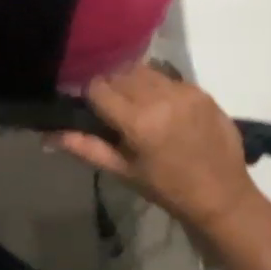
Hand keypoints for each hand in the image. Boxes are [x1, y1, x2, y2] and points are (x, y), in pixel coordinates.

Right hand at [53, 65, 261, 231]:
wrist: (224, 198)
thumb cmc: (168, 189)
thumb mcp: (123, 171)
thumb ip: (85, 147)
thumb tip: (46, 134)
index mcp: (139, 121)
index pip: (98, 87)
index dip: (90, 95)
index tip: (91, 108)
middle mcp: (160, 98)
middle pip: (119, 74)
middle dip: (111, 87)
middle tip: (113, 108)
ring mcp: (183, 91)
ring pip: (142, 70)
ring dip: (133, 82)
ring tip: (136, 104)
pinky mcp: (200, 90)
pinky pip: (167, 77)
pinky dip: (157, 86)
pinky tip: (162, 107)